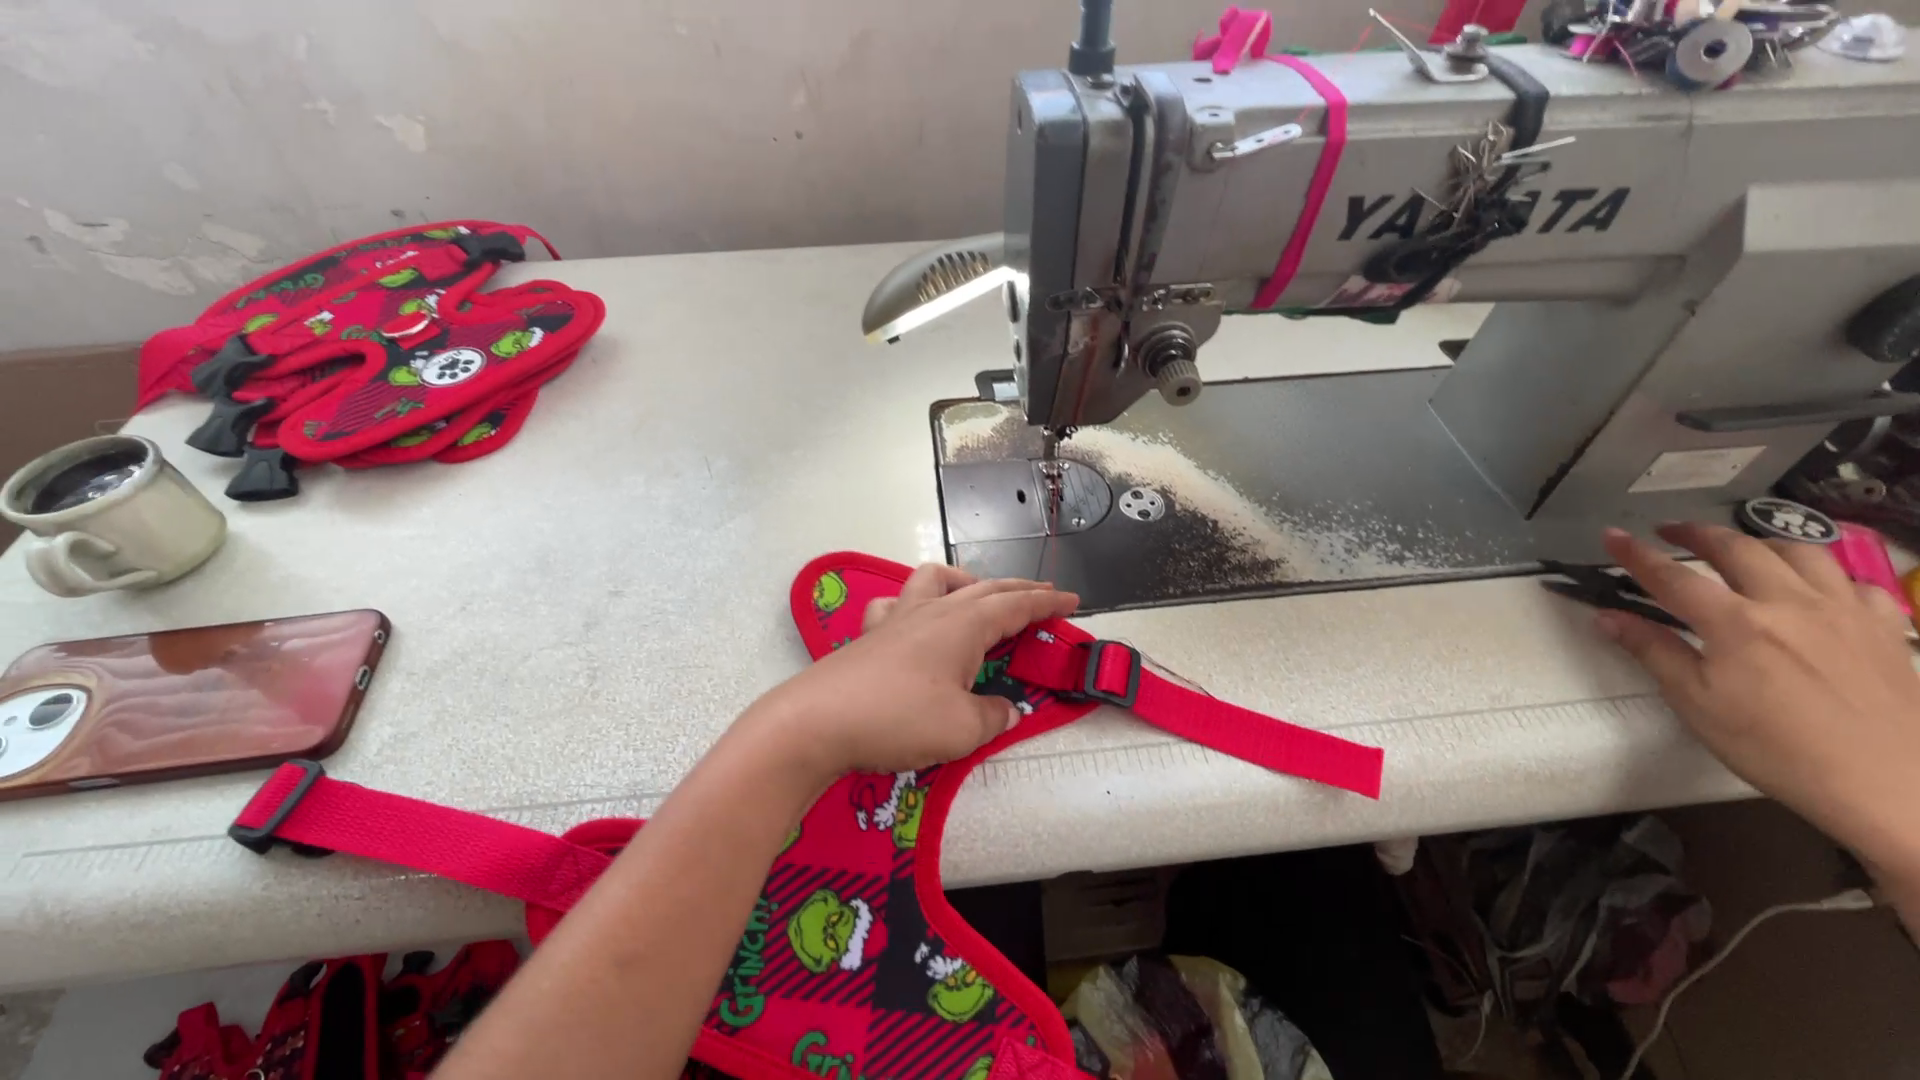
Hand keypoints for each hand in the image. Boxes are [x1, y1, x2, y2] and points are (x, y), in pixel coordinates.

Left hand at [742, 565, 1078, 782]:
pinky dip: (915, 604)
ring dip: (963, 582)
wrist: (815, 722)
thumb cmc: (897, 719)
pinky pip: (896, 605)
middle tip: (1044, 596)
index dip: (1046, 604)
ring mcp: (896, 620)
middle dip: (1017, 590)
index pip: (1015, 606)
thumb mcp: (961, 729)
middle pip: (983, 588)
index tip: (1072, 602)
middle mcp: (932, 612)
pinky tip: (915, 623)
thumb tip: (1007, 710)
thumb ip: (992, 716)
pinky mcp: (869, 637)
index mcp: (962, 625)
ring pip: (934, 580)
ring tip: (976, 596)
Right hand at [1597, 523, 1919, 871]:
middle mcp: (1789, 603)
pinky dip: (1828, 575)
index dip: (1636, 554)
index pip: (1672, 576)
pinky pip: (1857, 582)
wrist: (1889, 785)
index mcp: (1735, 623)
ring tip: (1742, 549)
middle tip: (1670, 531)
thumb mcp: (1698, 705)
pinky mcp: (1886, 628)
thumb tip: (1607, 617)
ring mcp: (1845, 611)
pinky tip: (1816, 589)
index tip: (1612, 535)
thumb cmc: (1777, 749)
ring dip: (1761, 542)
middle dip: (1697, 533)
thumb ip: (1654, 652)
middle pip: (1738, 549)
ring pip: (1801, 551)